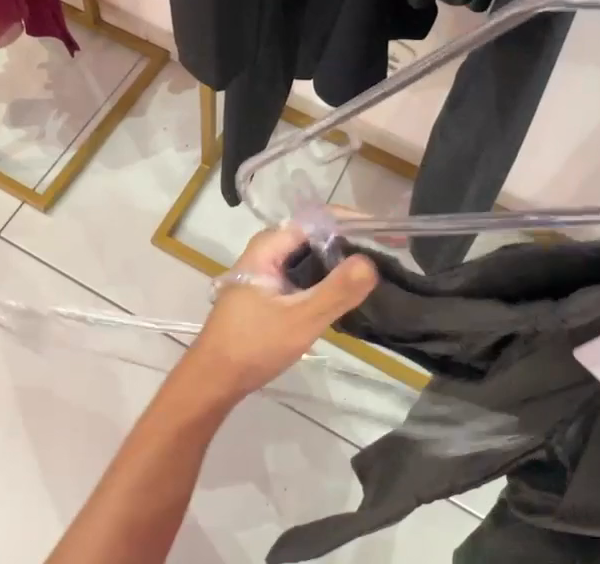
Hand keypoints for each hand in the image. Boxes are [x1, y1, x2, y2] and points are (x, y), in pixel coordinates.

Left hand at [176, 225, 379, 407]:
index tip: (384, 234)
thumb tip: (370, 261)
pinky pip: (303, 275)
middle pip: (314, 236)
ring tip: (374, 274)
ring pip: (309, 258)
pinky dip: (325, 280)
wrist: (212, 380)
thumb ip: (335, 291)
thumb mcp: (300, 319)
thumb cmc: (252, 345)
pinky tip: (345, 295)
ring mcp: (265, 272)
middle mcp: (266, 251)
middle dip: (349, 243)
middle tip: (386, 256)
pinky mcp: (268, 293)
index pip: (317, 220)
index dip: (352, 223)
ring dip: (338, 264)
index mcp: (268, 246)